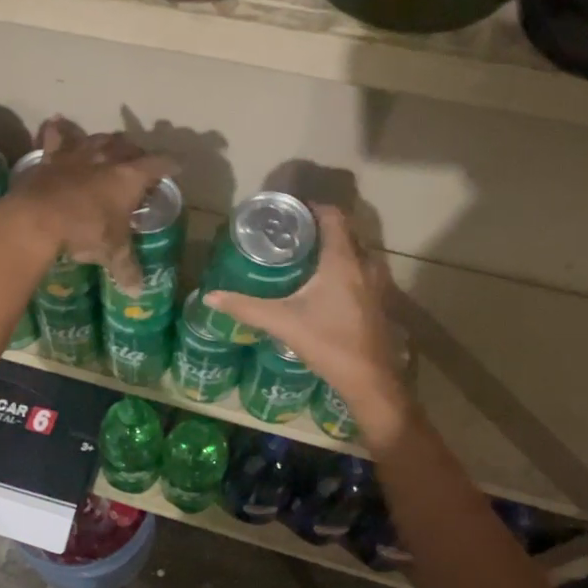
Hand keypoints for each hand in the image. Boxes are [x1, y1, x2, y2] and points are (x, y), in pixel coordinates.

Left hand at [5, 118, 176, 291]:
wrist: (37, 218)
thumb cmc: (85, 231)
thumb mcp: (111, 252)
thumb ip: (126, 268)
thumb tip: (138, 291)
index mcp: (129, 177)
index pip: (159, 164)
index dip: (170, 165)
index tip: (177, 166)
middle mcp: (106, 158)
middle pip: (128, 146)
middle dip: (137, 152)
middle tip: (139, 161)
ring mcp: (77, 154)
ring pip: (98, 138)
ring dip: (106, 142)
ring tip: (109, 147)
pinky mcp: (50, 158)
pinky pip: (56, 137)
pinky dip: (59, 131)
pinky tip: (57, 124)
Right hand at [205, 206, 411, 427]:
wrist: (369, 378)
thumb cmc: (328, 343)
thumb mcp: (282, 323)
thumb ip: (246, 307)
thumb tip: (210, 298)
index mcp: (343, 260)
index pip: (333, 216)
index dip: (311, 208)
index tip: (288, 211)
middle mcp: (365, 264)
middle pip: (344, 231)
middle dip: (319, 227)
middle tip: (289, 232)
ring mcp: (376, 282)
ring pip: (354, 251)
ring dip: (332, 247)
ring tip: (301, 254)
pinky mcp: (378, 299)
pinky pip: (359, 269)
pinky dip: (342, 266)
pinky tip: (320, 283)